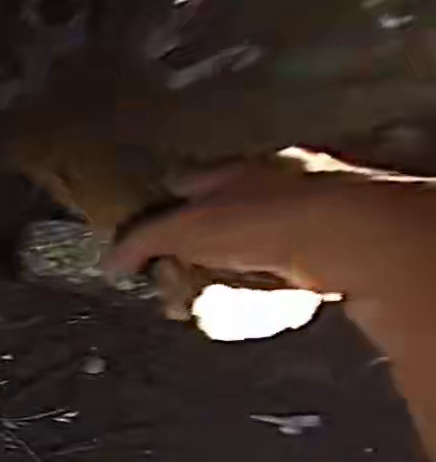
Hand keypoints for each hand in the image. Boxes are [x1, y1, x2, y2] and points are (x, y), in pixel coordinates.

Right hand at [103, 150, 435, 297]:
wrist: (352, 240)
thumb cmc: (260, 220)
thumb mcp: (175, 230)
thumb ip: (136, 243)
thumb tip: (109, 262)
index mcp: (241, 167)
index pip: (185, 182)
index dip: (157, 207)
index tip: (138, 236)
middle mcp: (281, 180)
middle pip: (217, 213)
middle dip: (189, 243)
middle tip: (166, 270)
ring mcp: (312, 209)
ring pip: (247, 240)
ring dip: (221, 266)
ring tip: (199, 293)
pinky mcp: (333, 241)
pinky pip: (279, 263)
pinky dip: (257, 280)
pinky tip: (242, 294)